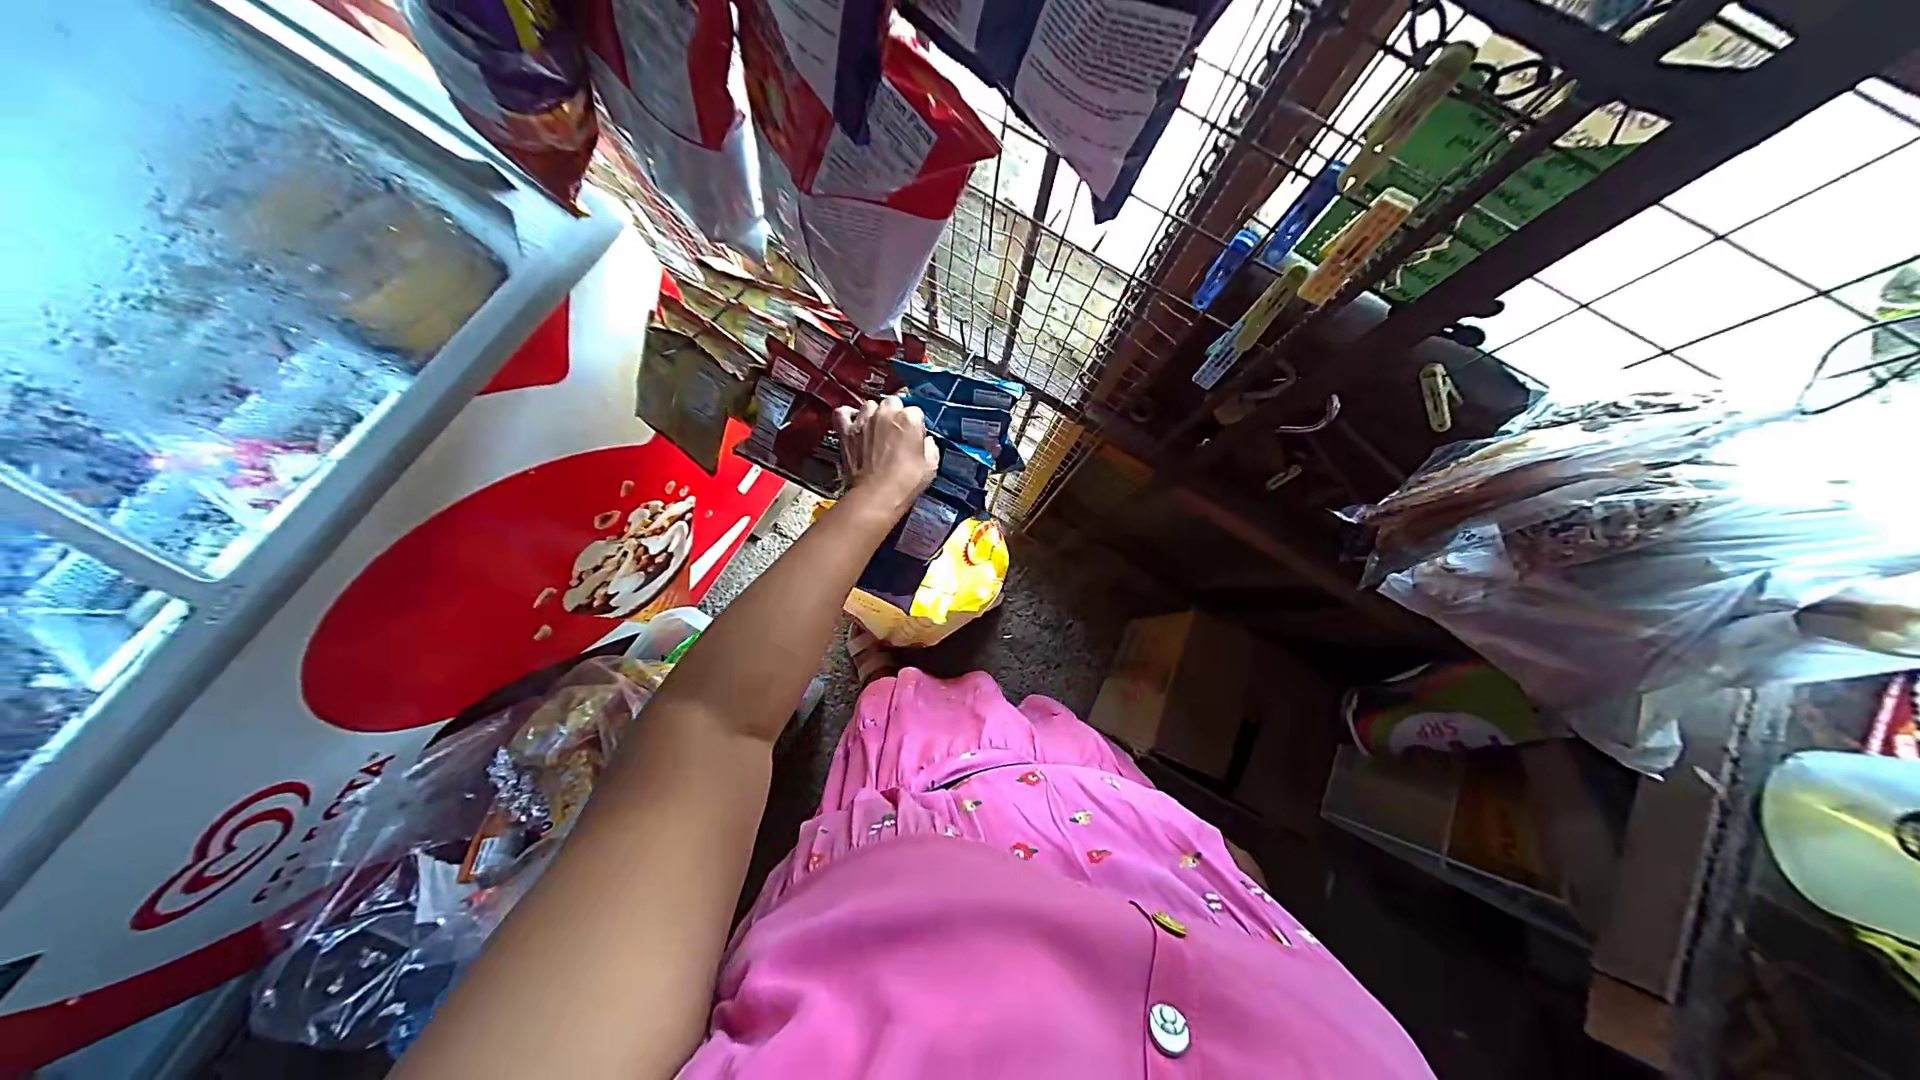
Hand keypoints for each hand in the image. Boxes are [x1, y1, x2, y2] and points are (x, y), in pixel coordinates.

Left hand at [834, 396, 938, 513]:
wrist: (877, 496)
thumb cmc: (906, 482)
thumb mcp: (930, 466)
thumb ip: (930, 447)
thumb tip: (926, 441)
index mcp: (909, 419)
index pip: (916, 412)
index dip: (916, 426)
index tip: (914, 438)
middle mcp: (886, 413)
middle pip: (893, 403)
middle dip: (895, 415)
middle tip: (896, 435)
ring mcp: (864, 420)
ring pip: (869, 406)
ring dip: (874, 415)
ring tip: (875, 430)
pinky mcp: (846, 431)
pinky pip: (843, 413)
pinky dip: (847, 416)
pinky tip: (853, 424)